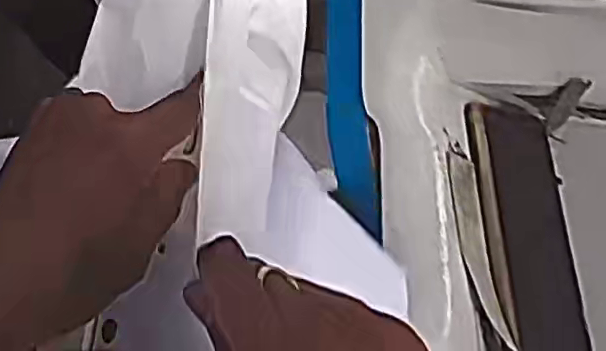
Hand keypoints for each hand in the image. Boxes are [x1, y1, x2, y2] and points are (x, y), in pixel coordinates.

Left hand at [0, 84, 200, 348]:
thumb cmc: (57, 268)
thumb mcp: (137, 246)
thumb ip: (168, 194)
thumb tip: (177, 172)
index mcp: (133, 145)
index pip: (180, 108)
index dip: (195, 100)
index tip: (201, 89)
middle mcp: (98, 117)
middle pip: (136, 120)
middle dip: (134, 150)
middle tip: (122, 192)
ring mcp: (65, 115)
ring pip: (101, 123)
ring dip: (99, 146)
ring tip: (82, 196)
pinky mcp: (40, 120)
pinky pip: (72, 123)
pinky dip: (73, 144)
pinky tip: (63, 185)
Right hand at [185, 237, 426, 350]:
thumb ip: (224, 339)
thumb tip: (212, 316)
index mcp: (266, 325)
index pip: (227, 266)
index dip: (215, 275)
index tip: (209, 285)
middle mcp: (314, 310)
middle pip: (271, 281)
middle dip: (256, 303)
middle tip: (241, 331)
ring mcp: (360, 320)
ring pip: (312, 297)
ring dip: (299, 319)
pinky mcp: (397, 337)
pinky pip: (354, 318)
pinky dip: (338, 334)